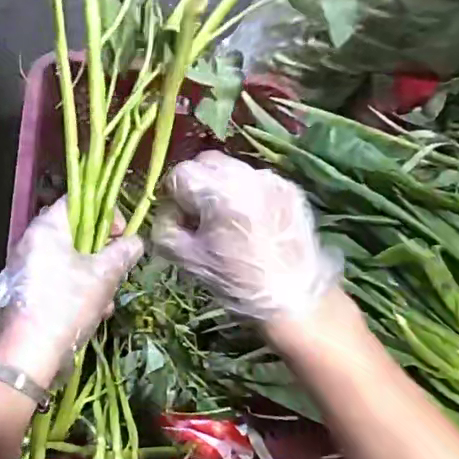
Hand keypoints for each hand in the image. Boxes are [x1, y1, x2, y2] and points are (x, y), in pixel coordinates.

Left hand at [0, 198, 142, 387]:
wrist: (28, 355)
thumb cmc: (66, 305)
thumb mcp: (104, 276)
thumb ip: (122, 253)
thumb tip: (135, 241)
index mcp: (45, 229)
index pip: (76, 201)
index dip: (105, 213)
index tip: (122, 236)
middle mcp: (29, 242)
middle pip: (73, 234)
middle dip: (101, 253)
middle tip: (117, 271)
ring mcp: (23, 269)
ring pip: (66, 262)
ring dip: (91, 278)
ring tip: (106, 302)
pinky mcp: (23, 293)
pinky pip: (54, 281)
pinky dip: (74, 292)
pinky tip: (90, 315)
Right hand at [152, 151, 342, 324]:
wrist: (293, 296)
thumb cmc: (236, 280)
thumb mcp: (186, 259)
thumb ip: (165, 227)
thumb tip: (168, 211)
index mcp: (219, 193)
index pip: (179, 173)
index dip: (173, 197)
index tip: (181, 221)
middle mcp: (246, 176)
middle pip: (205, 162)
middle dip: (195, 185)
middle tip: (199, 217)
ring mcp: (270, 179)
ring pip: (229, 168)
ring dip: (218, 186)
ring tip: (225, 219)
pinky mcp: (288, 187)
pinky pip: (253, 179)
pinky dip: (243, 193)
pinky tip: (248, 222)